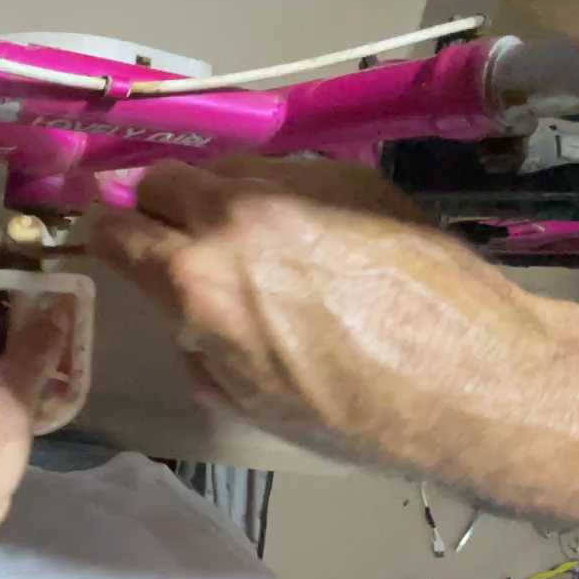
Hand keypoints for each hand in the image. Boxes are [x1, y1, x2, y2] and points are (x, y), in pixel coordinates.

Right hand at [87, 156, 578, 475]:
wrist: (478, 379)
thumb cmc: (350, 411)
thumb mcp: (242, 398)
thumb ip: (194, 343)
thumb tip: (192, 318)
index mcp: (196, 280)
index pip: (113, 230)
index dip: (100, 235)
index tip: (105, 242)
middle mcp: (233, 216)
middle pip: (158, 179)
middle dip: (153, 208)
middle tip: (174, 240)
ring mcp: (294, 184)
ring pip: (220, 167)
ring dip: (212, 197)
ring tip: (245, 234)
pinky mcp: (348, 172)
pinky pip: (281, 171)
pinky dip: (271, 195)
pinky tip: (307, 233)